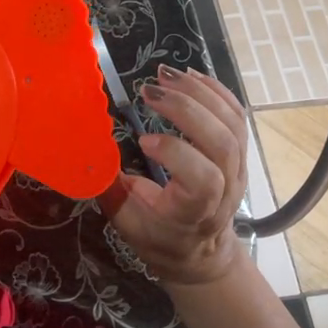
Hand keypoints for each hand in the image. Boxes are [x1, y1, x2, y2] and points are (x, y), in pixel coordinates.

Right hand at [101, 66, 249, 286]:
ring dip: (199, 93)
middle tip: (149, 90)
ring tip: (164, 74)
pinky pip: (237, 116)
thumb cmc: (159, 237)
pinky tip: (188, 75)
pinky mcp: (240, 153)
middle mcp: (226, 189)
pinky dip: (215, 90)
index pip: (204, 181)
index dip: (177, 153)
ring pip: (232, 124)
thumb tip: (87, 150)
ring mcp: (238, 169)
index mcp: (196, 212)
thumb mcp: (127, 223)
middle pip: (222, 143)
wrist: (201, 253)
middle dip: (186, 109)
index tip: (143, 140)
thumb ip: (111, 188)